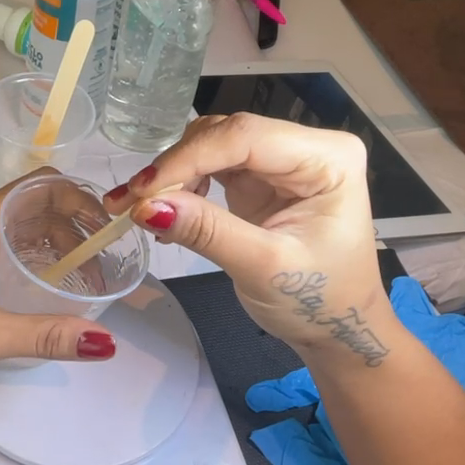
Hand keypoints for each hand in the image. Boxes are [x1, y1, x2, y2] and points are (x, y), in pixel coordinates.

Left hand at [0, 171, 117, 380]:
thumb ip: (46, 335)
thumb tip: (103, 342)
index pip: (43, 187)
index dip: (82, 201)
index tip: (111, 231)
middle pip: (36, 205)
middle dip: (76, 228)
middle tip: (106, 262)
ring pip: (20, 227)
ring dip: (56, 244)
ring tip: (86, 276)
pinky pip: (5, 246)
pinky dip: (34, 257)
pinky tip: (49, 285)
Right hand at [102, 114, 401, 370]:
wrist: (337, 328)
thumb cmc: (316, 301)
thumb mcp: (262, 267)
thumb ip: (206, 231)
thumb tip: (145, 207)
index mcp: (326, 157)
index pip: (244, 137)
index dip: (186, 159)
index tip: (138, 193)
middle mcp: (306, 148)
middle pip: (226, 136)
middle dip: (174, 167)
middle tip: (127, 205)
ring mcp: (281, 163)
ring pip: (213, 147)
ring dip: (173, 176)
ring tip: (140, 212)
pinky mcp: (261, 182)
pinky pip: (212, 169)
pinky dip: (184, 187)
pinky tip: (166, 216)